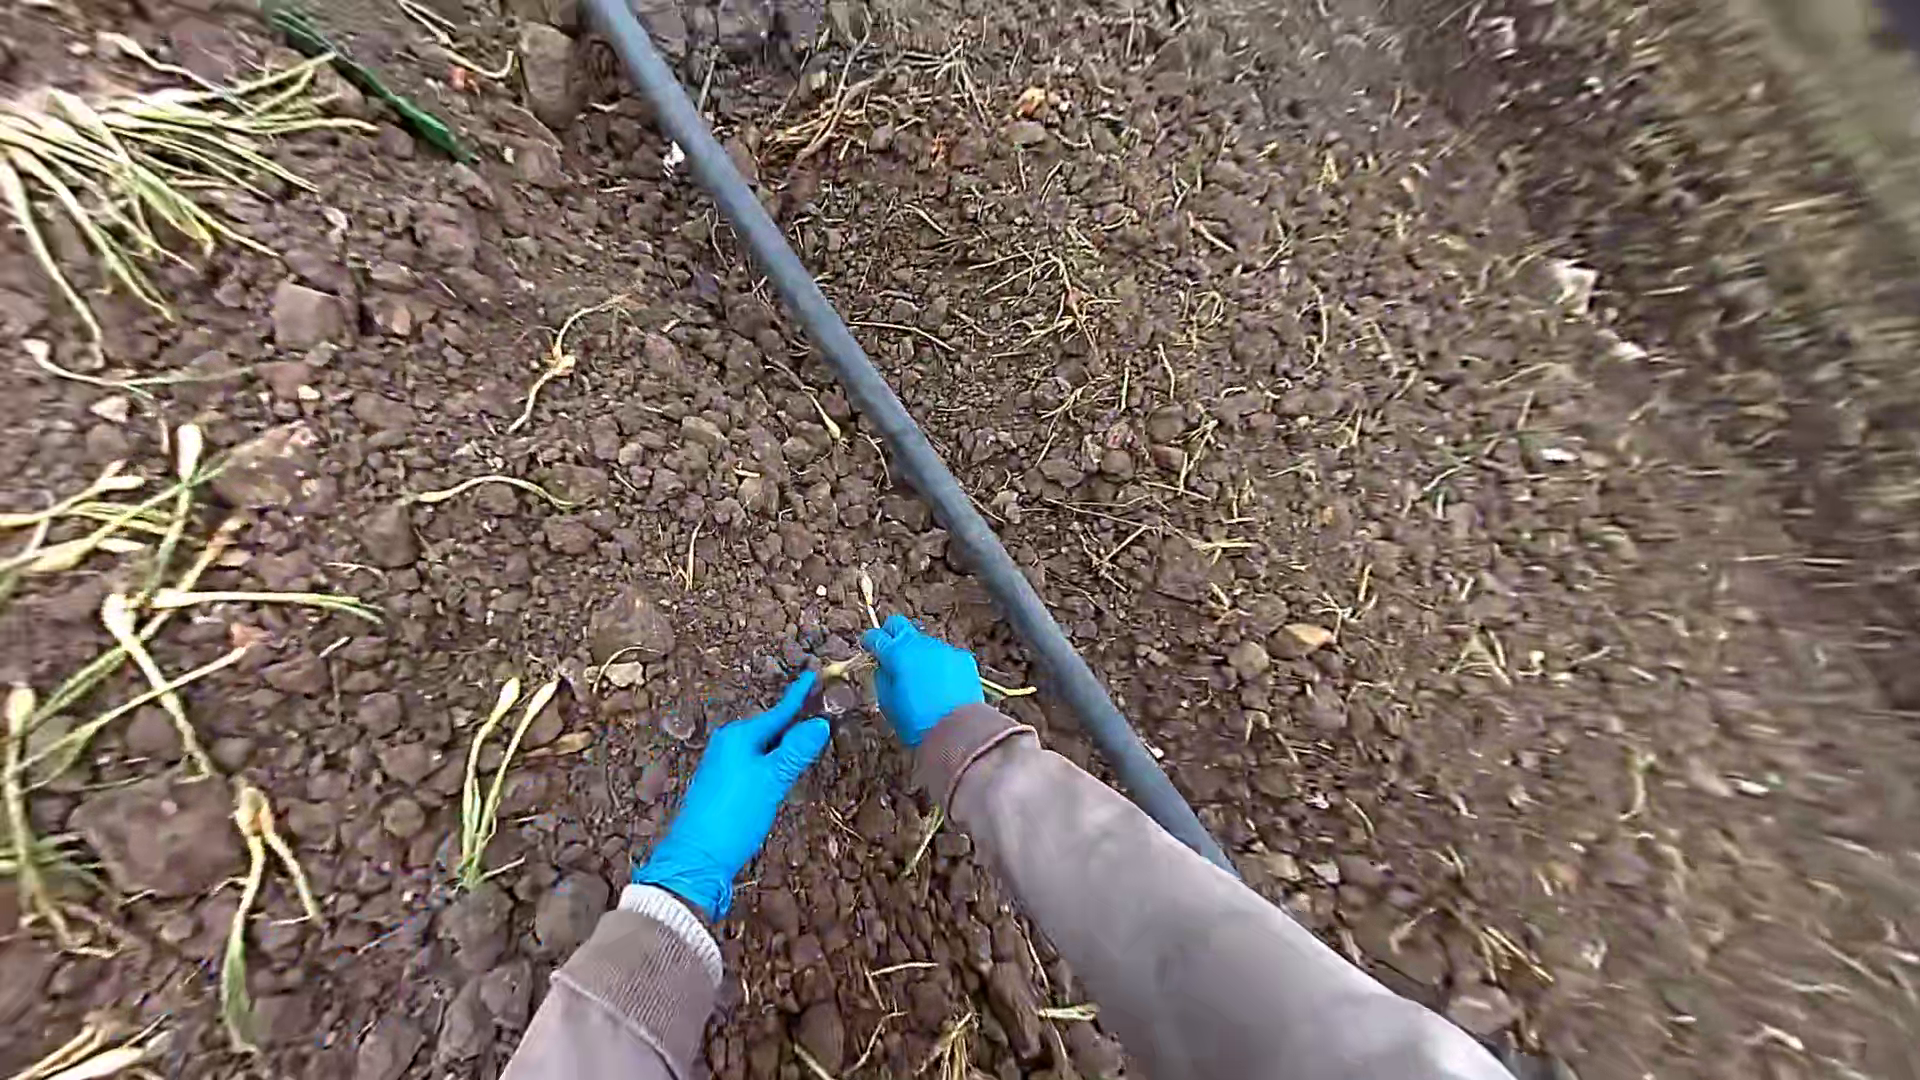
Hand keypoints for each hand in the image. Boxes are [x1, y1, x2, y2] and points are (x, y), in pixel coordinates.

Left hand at [633, 673, 830, 919]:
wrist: (695, 861)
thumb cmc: (733, 814)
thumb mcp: (771, 780)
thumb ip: (796, 750)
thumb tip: (820, 723)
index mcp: (739, 736)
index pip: (779, 712)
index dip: (799, 695)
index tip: (812, 674)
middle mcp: (729, 745)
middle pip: (772, 728)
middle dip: (796, 721)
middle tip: (821, 708)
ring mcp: (725, 765)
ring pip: (765, 747)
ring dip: (787, 743)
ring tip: (811, 736)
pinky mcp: (726, 785)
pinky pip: (758, 762)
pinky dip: (776, 760)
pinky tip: (787, 768)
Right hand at [860, 614, 983, 746]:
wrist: (958, 730)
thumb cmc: (918, 722)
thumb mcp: (888, 703)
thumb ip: (883, 678)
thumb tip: (883, 667)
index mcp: (897, 654)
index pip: (876, 637)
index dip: (870, 641)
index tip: (868, 645)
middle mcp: (920, 645)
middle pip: (899, 625)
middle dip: (891, 634)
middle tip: (890, 651)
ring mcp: (943, 649)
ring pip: (924, 643)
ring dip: (918, 654)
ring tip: (920, 678)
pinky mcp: (962, 658)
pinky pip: (945, 656)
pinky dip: (940, 665)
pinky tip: (942, 685)